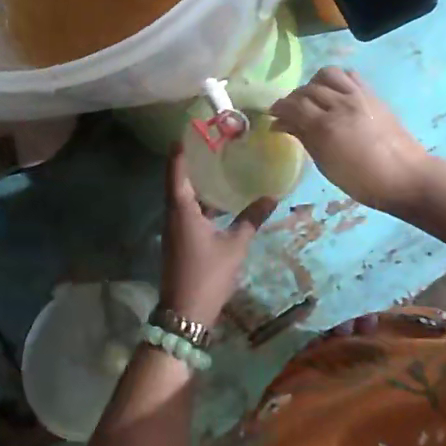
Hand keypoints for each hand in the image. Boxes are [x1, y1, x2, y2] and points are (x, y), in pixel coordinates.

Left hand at [159, 146, 276, 325]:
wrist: (185, 314)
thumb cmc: (208, 274)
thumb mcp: (235, 245)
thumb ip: (252, 218)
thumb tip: (272, 195)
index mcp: (181, 209)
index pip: (176, 170)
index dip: (181, 150)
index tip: (191, 130)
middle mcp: (173, 214)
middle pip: (178, 181)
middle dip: (191, 162)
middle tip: (212, 143)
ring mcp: (175, 229)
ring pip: (183, 197)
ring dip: (197, 182)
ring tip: (219, 166)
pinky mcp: (180, 241)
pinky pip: (188, 211)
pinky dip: (201, 201)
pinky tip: (220, 201)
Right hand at [270, 67, 432, 213]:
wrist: (405, 176)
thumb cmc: (363, 181)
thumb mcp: (327, 165)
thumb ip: (305, 139)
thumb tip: (282, 124)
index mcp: (326, 126)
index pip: (294, 105)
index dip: (280, 107)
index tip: (273, 114)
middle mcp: (340, 104)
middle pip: (308, 89)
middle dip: (294, 98)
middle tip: (290, 111)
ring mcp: (359, 96)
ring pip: (327, 74)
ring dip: (314, 84)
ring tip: (314, 99)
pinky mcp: (372, 94)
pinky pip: (349, 75)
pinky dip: (336, 80)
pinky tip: (335, 93)